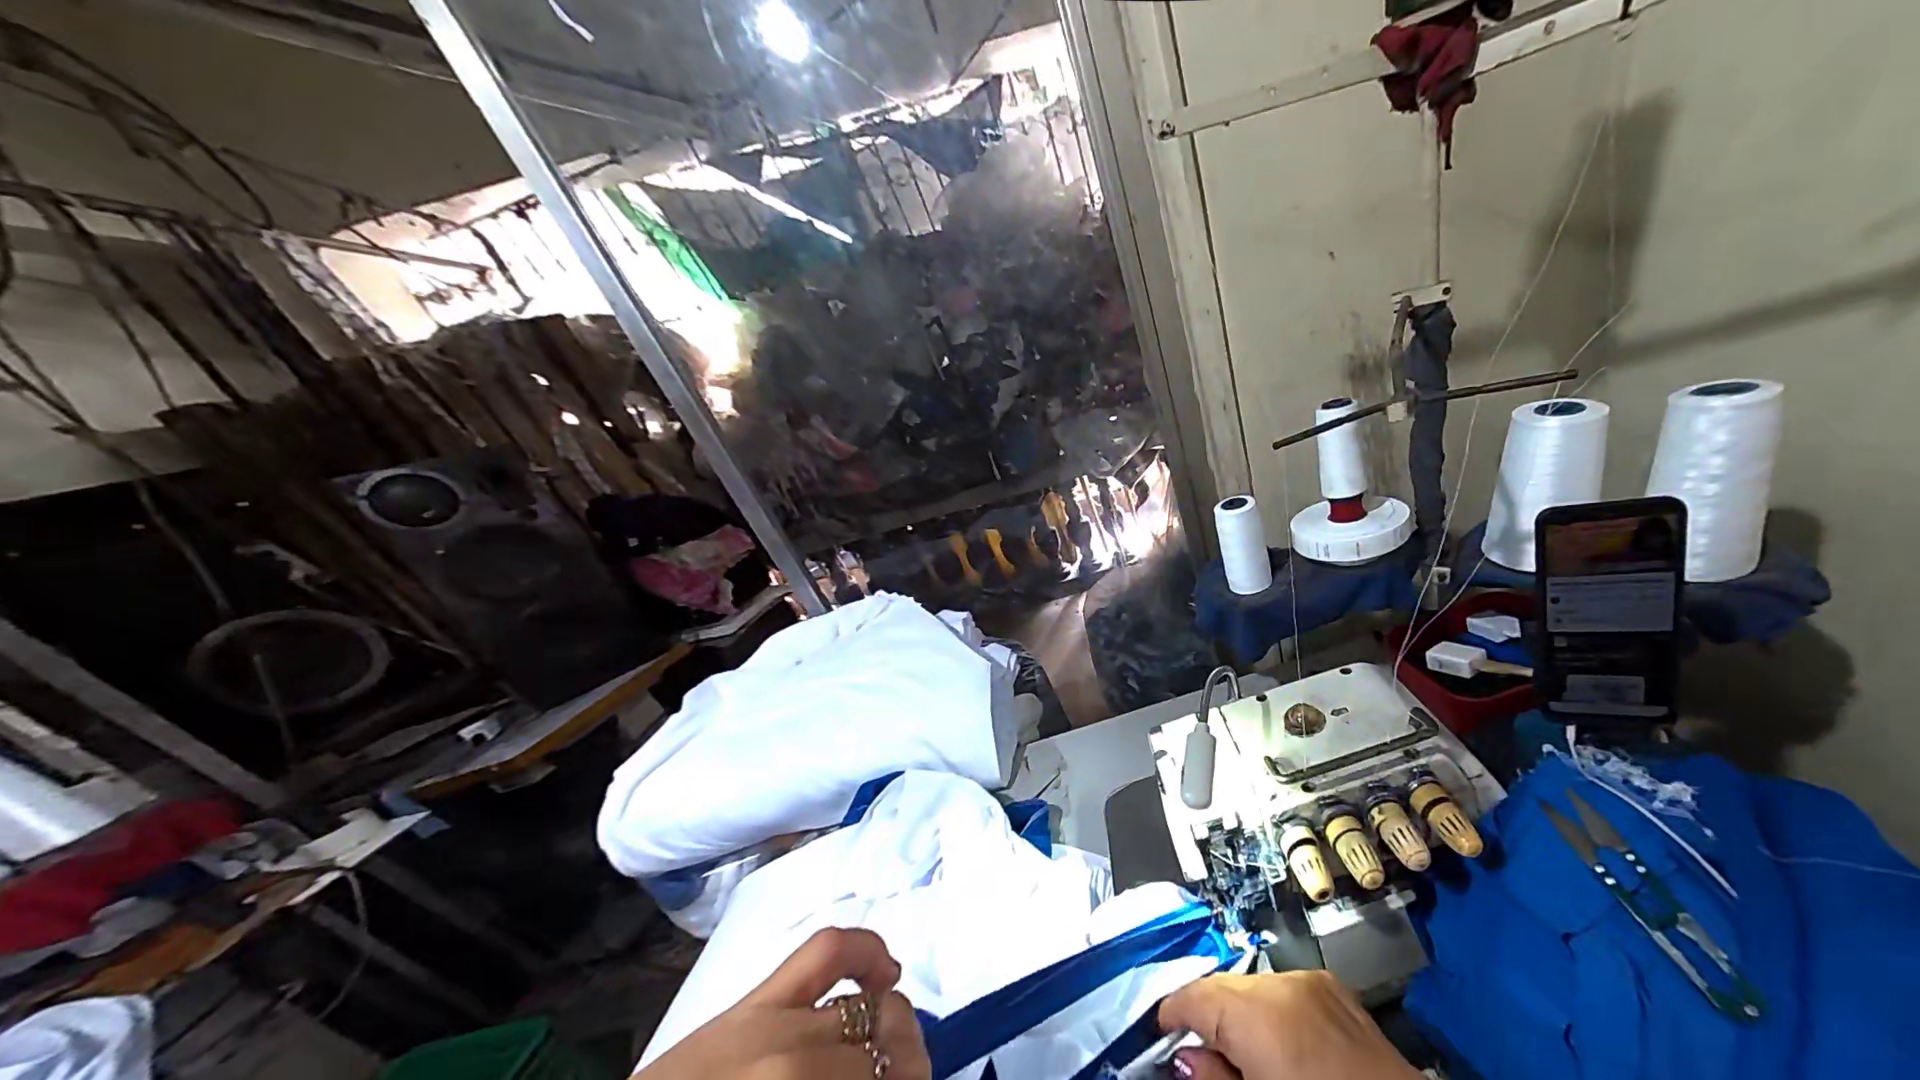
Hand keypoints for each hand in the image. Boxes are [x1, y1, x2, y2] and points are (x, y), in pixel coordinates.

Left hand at [635, 928, 930, 1079]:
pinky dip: (866, 953)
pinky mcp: (759, 997)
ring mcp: (778, 1021)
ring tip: (901, 1051)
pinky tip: (887, 971)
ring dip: (900, 1031)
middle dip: (910, 1068)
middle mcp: (796, 1062)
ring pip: (873, 1009)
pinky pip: (826, 951)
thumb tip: (878, 1079)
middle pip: (889, 1052)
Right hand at [1156, 972, 1421, 1079]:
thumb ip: (1215, 1077)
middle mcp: (1281, 984)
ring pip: (1249, 986)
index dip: (1172, 1017)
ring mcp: (1312, 982)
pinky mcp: (1334, 990)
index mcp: (1258, 1014)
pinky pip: (1282, 990)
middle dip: (1208, 1018)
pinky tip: (1284, 1047)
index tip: (1164, 1039)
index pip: (1193, 995)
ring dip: (1240, 1014)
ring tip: (1249, 1058)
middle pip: (1219, 986)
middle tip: (1207, 1060)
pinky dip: (1272, 1012)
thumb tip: (1187, 1058)